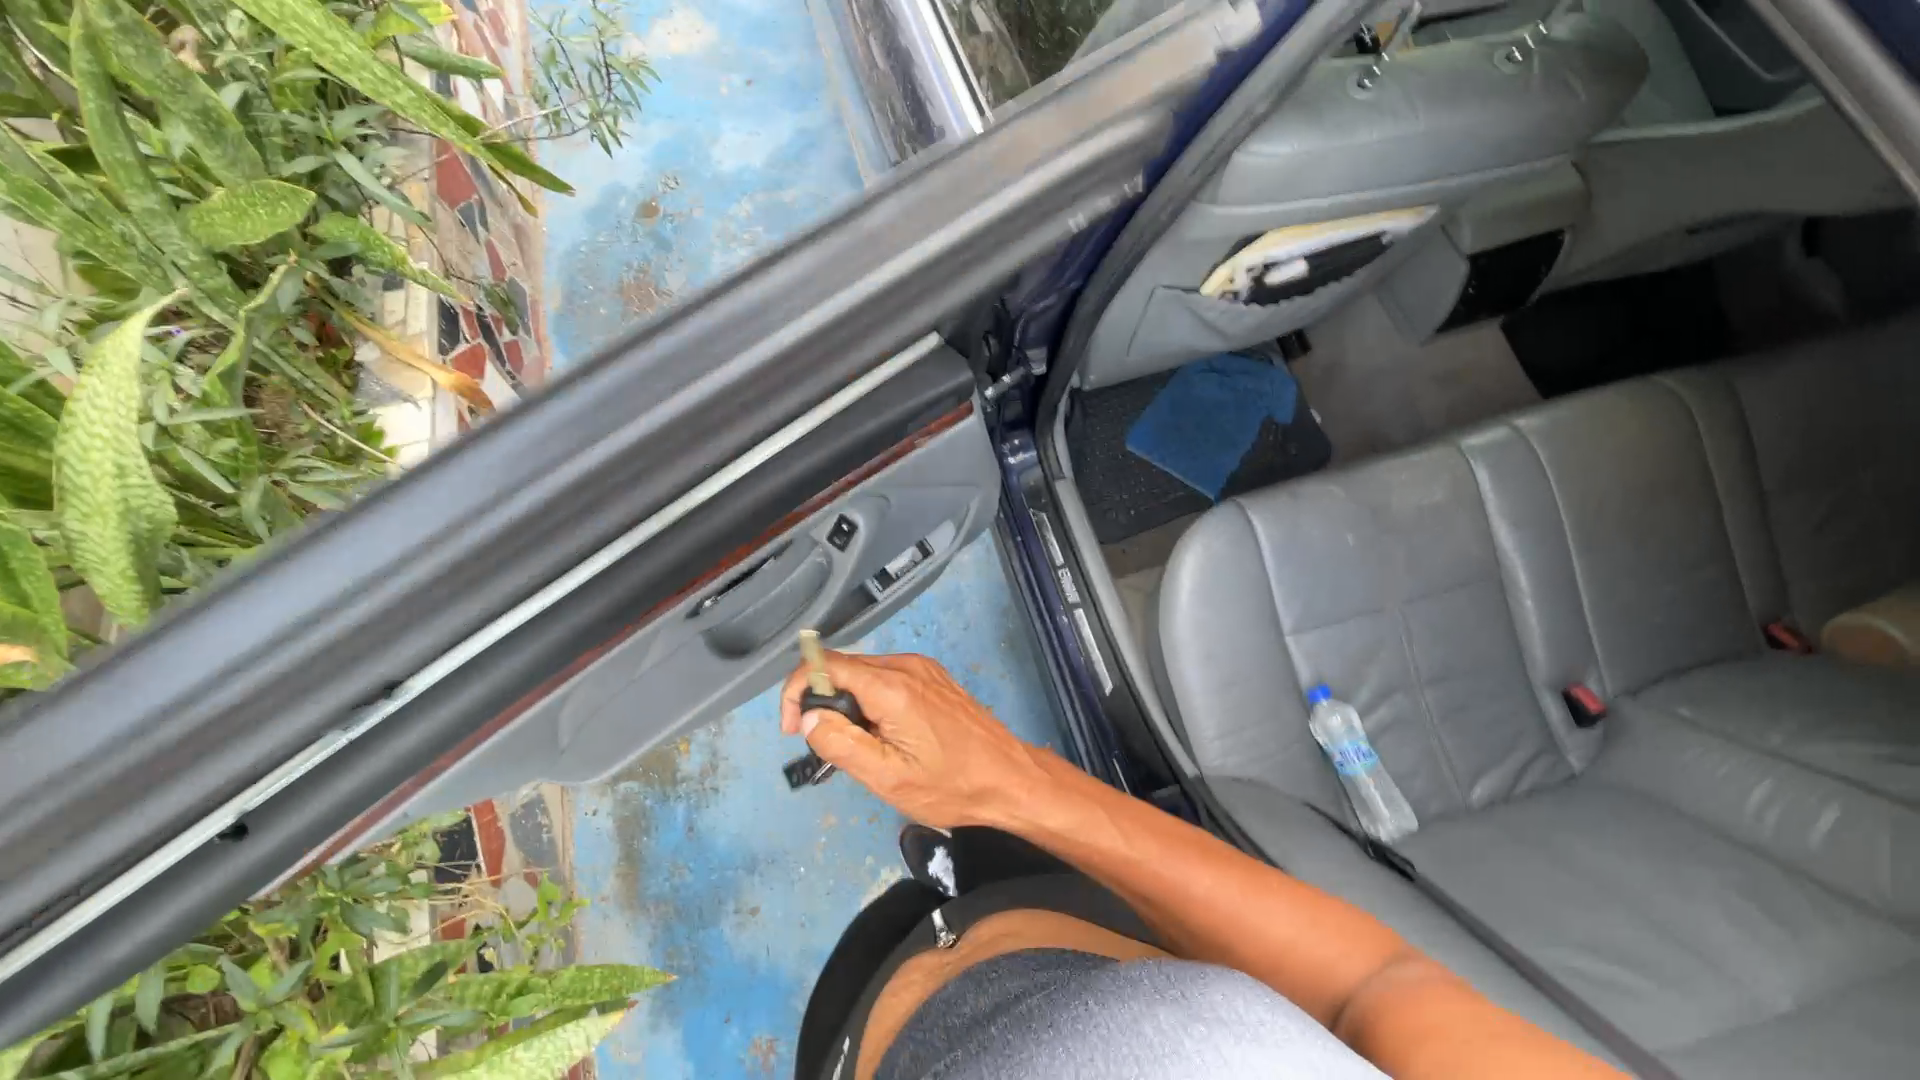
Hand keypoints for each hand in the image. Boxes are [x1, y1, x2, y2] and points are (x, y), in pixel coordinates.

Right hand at [780, 650, 1050, 828]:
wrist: (1010, 779)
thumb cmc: (950, 785)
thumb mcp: (888, 777)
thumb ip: (841, 744)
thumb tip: (807, 718)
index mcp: (891, 686)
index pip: (825, 665)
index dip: (797, 691)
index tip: (793, 729)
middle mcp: (906, 665)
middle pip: (843, 669)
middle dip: (824, 704)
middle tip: (831, 748)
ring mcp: (922, 668)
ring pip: (864, 675)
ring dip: (849, 705)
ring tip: (863, 748)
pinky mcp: (933, 677)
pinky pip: (886, 680)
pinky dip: (871, 702)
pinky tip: (886, 736)